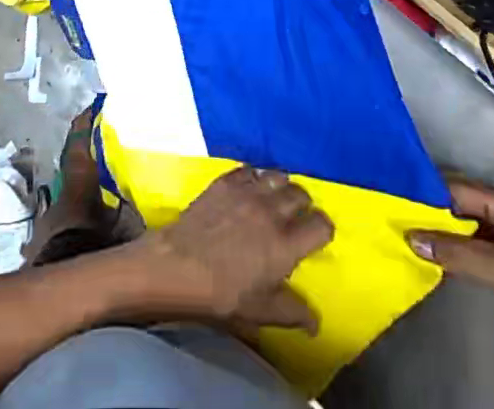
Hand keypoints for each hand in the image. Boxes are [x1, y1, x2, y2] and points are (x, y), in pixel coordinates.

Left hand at [138, 166, 333, 332]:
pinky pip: (250, 170)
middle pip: (302, 195)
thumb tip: (316, 323)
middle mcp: (273, 211)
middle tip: (292, 220)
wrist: (171, 269)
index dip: (321, 230)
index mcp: (286, 244)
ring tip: (273, 201)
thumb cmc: (217, 296)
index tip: (314, 238)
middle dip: (302, 206)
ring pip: (279, 177)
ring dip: (281, 188)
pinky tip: (247, 191)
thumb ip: (291, 312)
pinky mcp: (227, 182)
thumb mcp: (257, 312)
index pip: (322, 224)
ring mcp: (249, 192)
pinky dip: (254, 178)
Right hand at [408, 181, 493, 354]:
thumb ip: (459, 254)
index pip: (458, 191)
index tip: (396, 203)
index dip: (429, 197)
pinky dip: (452, 251)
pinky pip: (471, 246)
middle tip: (395, 220)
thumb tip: (412, 237)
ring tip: (405, 237)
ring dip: (440, 234)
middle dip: (431, 213)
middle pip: (459, 206)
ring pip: (464, 227)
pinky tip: (431, 258)